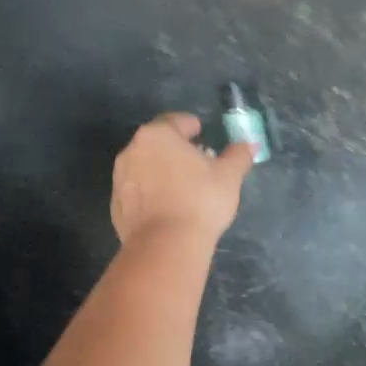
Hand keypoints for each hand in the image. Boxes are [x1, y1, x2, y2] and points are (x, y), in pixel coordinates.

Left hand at [110, 113, 255, 245]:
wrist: (166, 244)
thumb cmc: (200, 199)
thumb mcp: (229, 175)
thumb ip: (239, 155)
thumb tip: (248, 144)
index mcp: (158, 135)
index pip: (175, 120)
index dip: (192, 126)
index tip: (203, 134)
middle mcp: (132, 151)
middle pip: (158, 143)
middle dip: (177, 149)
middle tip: (198, 162)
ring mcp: (120, 178)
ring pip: (146, 166)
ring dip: (163, 171)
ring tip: (185, 187)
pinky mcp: (117, 204)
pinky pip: (139, 191)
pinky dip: (153, 193)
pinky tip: (170, 207)